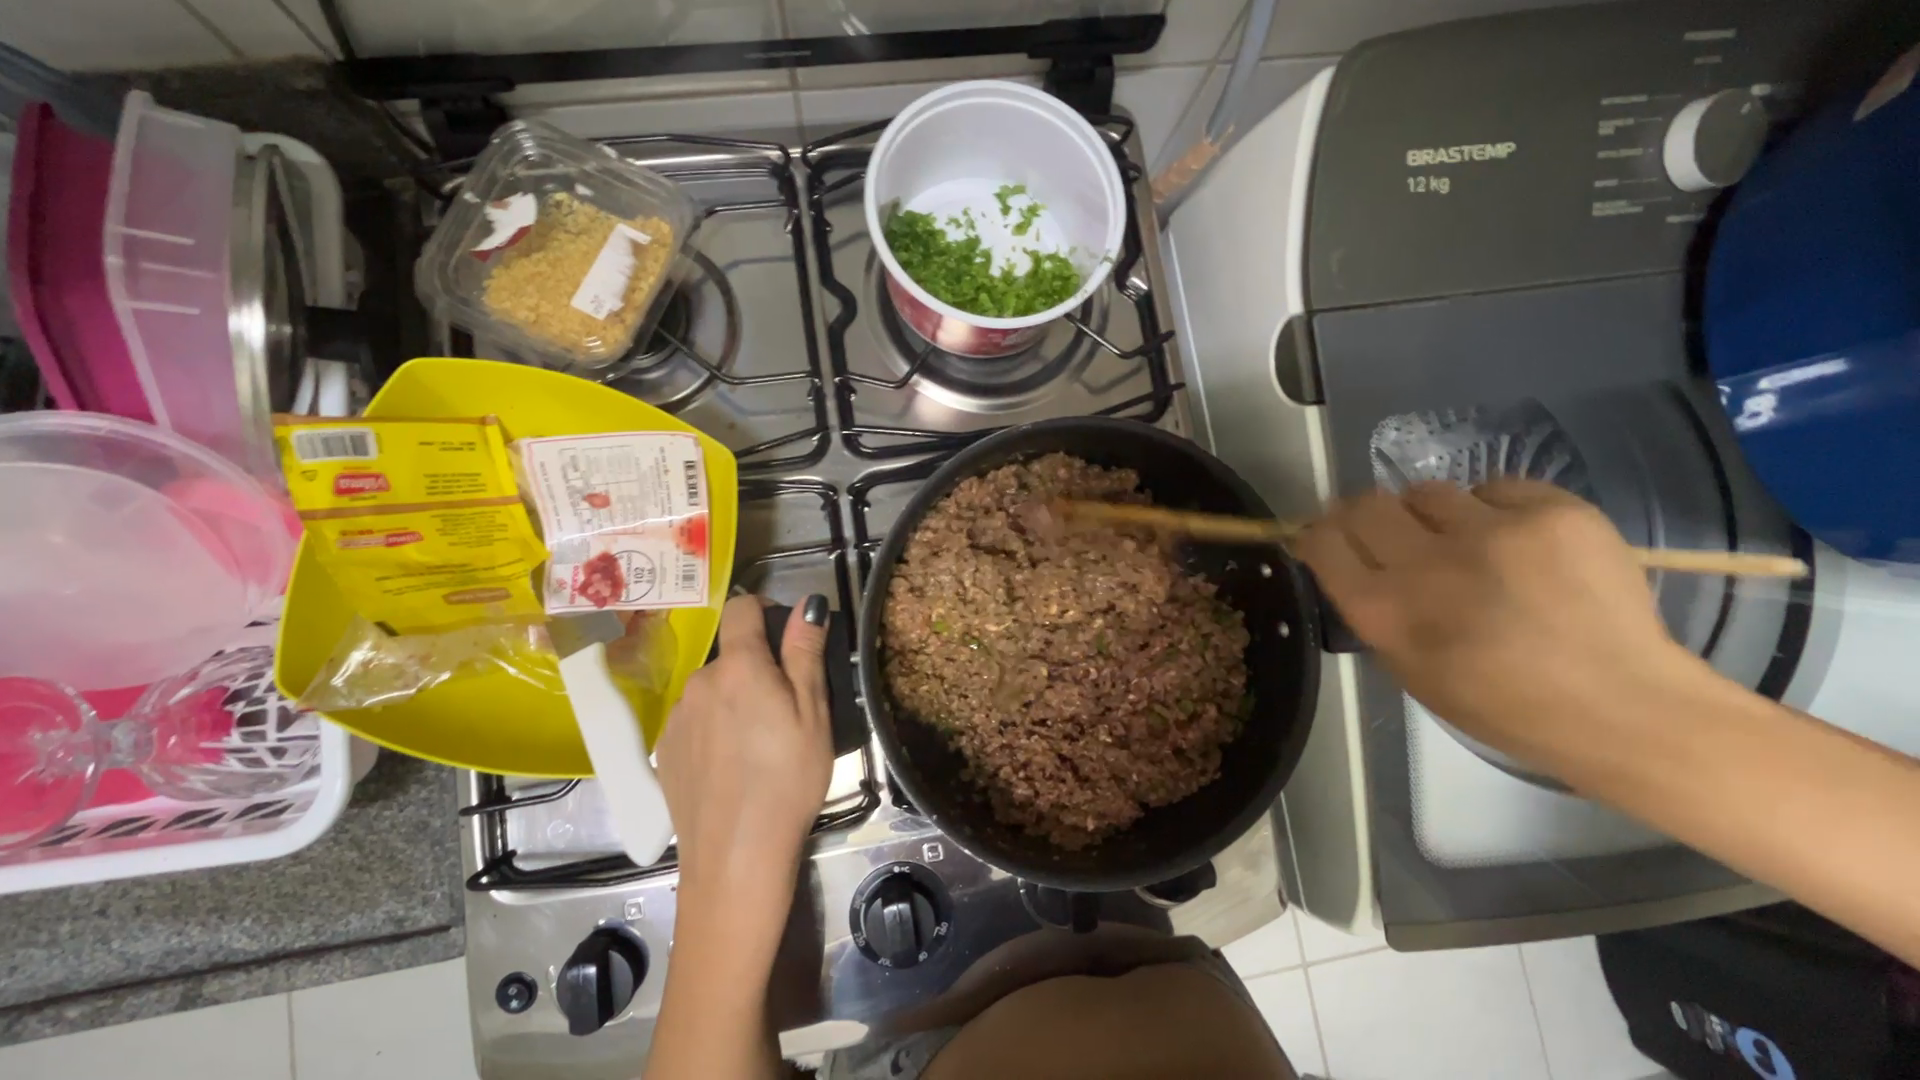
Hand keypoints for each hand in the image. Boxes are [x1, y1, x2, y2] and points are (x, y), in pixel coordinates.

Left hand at [655, 594, 833, 897]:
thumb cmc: (788, 779)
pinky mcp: (665, 750)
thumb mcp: (813, 714)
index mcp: (738, 667)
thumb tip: (807, 602)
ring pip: (711, 690)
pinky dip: (714, 728)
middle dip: (755, 668)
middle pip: (729, 655)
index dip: (764, 610)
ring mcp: (677, 717)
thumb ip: (805, 653)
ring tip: (759, 743)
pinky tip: (732, 765)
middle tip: (786, 709)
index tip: (786, 636)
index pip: (741, 609)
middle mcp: (698, 682)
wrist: (736, 853)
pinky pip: (695, 720)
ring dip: (733, 699)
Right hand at [1294, 480, 1702, 762]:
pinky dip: (1497, 510)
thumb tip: (1356, 565)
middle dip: (1368, 515)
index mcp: (1384, 612)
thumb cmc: (1502, 704)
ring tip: (1467, 542)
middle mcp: (1426, 564)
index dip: (1320, 535)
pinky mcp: (1551, 510)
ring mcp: (1492, 530)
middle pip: (1365, 504)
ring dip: (1434, 514)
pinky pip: (1496, 488)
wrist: (1619, 705)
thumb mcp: (1410, 670)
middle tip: (1393, 533)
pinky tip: (1520, 543)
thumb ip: (1374, 612)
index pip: (1322, 541)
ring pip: (1429, 491)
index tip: (1331, 539)